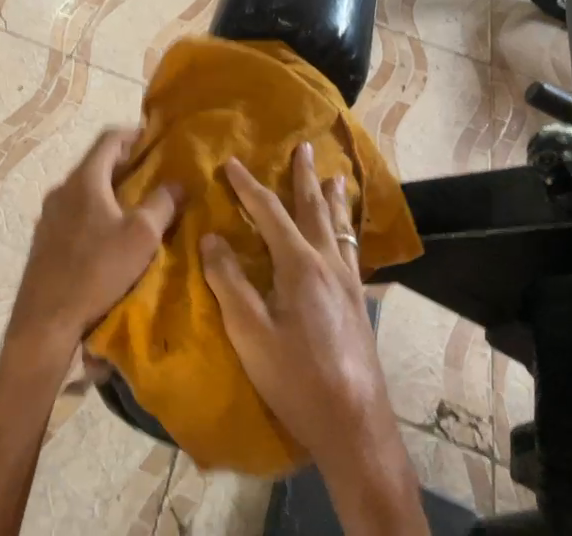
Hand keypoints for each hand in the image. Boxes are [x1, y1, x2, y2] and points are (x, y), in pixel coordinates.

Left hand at [7, 128, 181, 358]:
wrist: (46, 320)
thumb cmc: (97, 271)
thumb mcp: (141, 236)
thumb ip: (162, 204)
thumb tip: (178, 182)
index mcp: (84, 180)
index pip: (108, 139)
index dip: (133, 134)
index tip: (155, 139)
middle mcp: (61, 190)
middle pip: (95, 164)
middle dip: (124, 164)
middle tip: (153, 172)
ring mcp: (48, 217)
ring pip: (84, 190)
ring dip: (110, 190)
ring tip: (136, 204)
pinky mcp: (44, 241)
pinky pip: (74, 213)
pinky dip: (95, 211)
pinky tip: (110, 234)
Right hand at [201, 143, 390, 471]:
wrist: (353, 423)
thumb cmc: (295, 377)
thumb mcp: (249, 331)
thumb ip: (229, 281)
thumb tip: (212, 237)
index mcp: (300, 265)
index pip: (270, 213)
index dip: (249, 186)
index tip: (231, 162)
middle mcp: (329, 265)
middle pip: (315, 210)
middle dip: (305, 177)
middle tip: (305, 148)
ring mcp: (349, 284)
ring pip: (341, 229)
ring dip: (334, 200)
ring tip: (336, 178)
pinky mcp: (359, 305)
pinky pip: (352, 252)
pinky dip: (346, 231)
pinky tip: (347, 240)